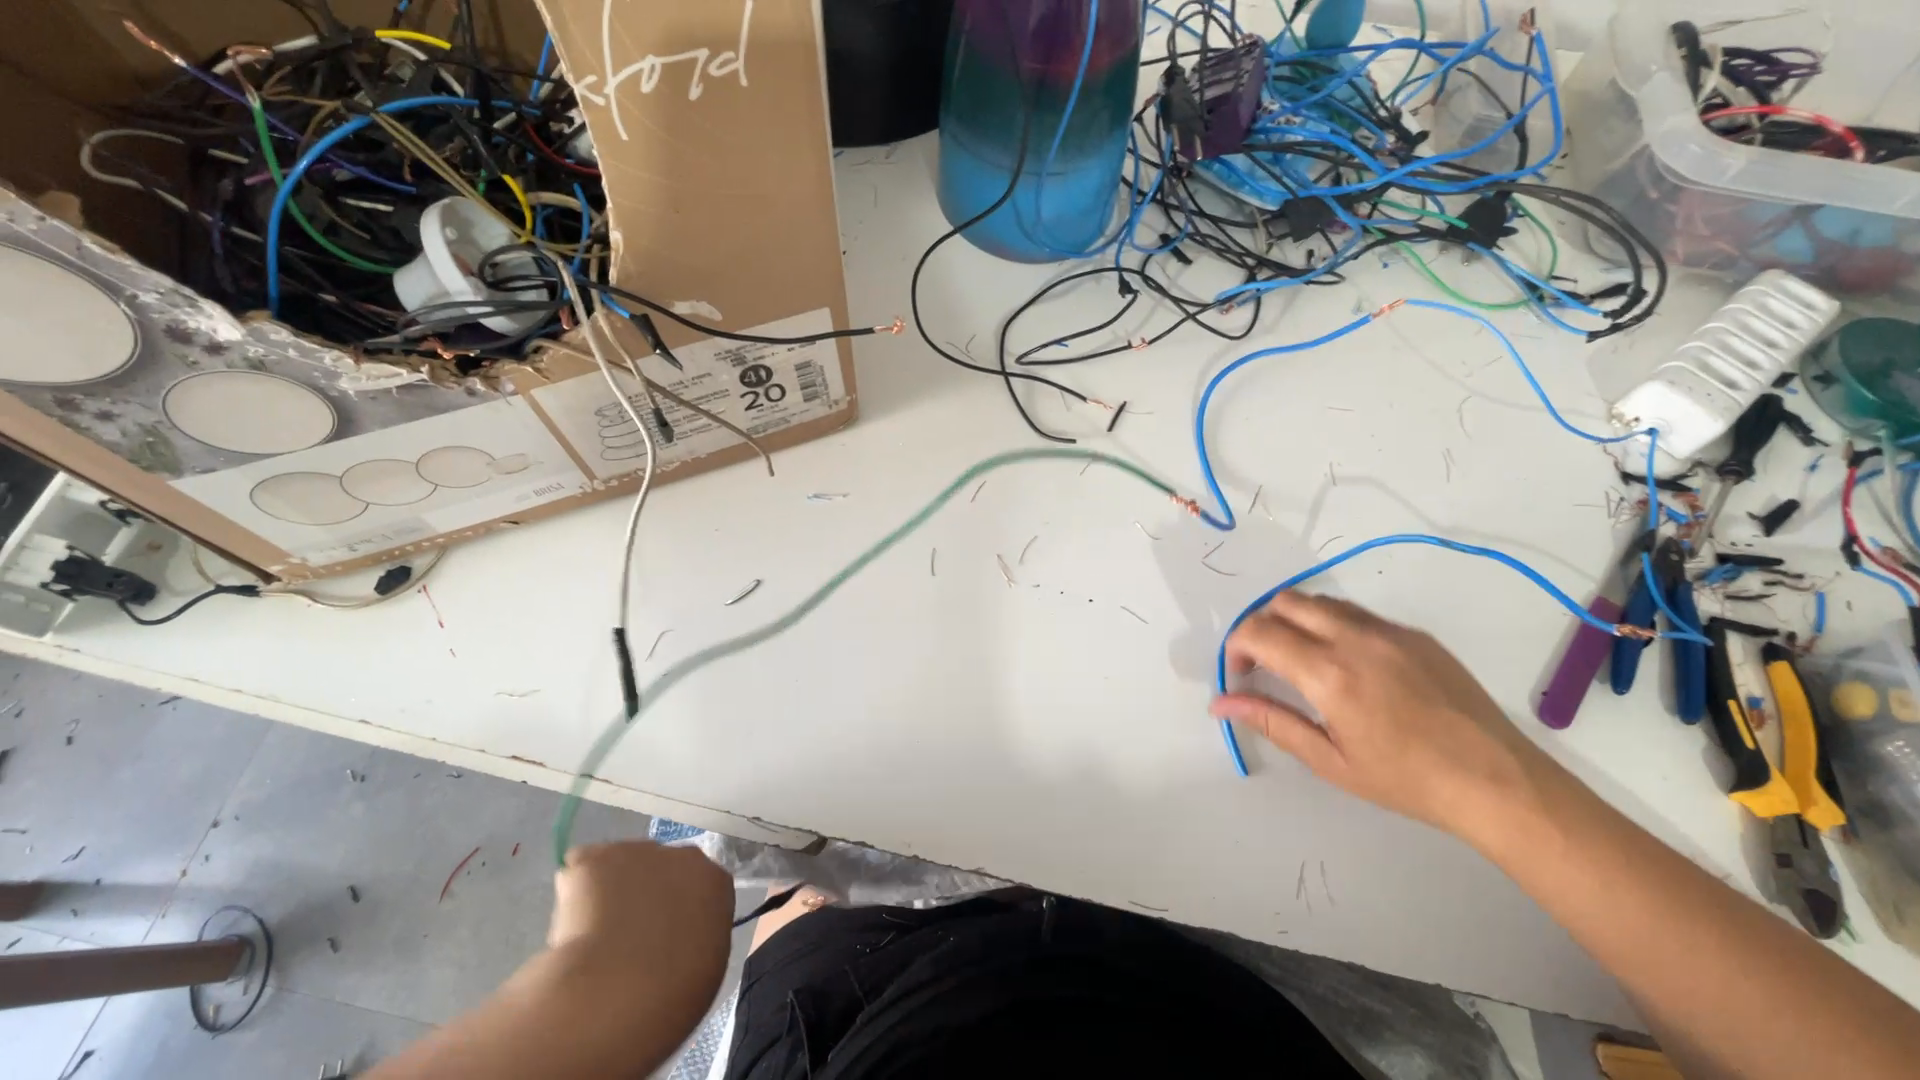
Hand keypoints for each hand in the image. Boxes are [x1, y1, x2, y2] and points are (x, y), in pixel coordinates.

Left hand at [549, 842, 732, 1019]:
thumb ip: (695, 933)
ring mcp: (632, 851)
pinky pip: (579, 871)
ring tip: (594, 937)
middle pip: (658, 867)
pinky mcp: (590, 859)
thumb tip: (674, 935)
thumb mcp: (706, 962)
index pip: (697, 884)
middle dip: (644, 892)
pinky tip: (571, 927)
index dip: (677, 908)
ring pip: (617, 867)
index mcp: (713, 880)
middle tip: (627, 935)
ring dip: (609, 891)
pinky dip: (573, 894)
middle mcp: (677, 855)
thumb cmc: (673, 993)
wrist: (617, 992)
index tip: (663, 936)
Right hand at [1210, 592, 1568, 841]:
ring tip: (1303, 662)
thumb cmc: (1404, 780)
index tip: (1241, 674)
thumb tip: (1220, 703)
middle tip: (1265, 664)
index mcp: (1328, 673)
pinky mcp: (1416, 635)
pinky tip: (1349, 668)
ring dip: (1298, 621)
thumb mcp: (1329, 760)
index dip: (1237, 646)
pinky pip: (1359, 615)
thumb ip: (1272, 721)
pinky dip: (1334, 627)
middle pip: (1287, 602)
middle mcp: (1355, 639)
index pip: (1260, 632)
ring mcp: (1390, 631)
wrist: (1494, 778)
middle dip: (1263, 625)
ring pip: (1323, 602)